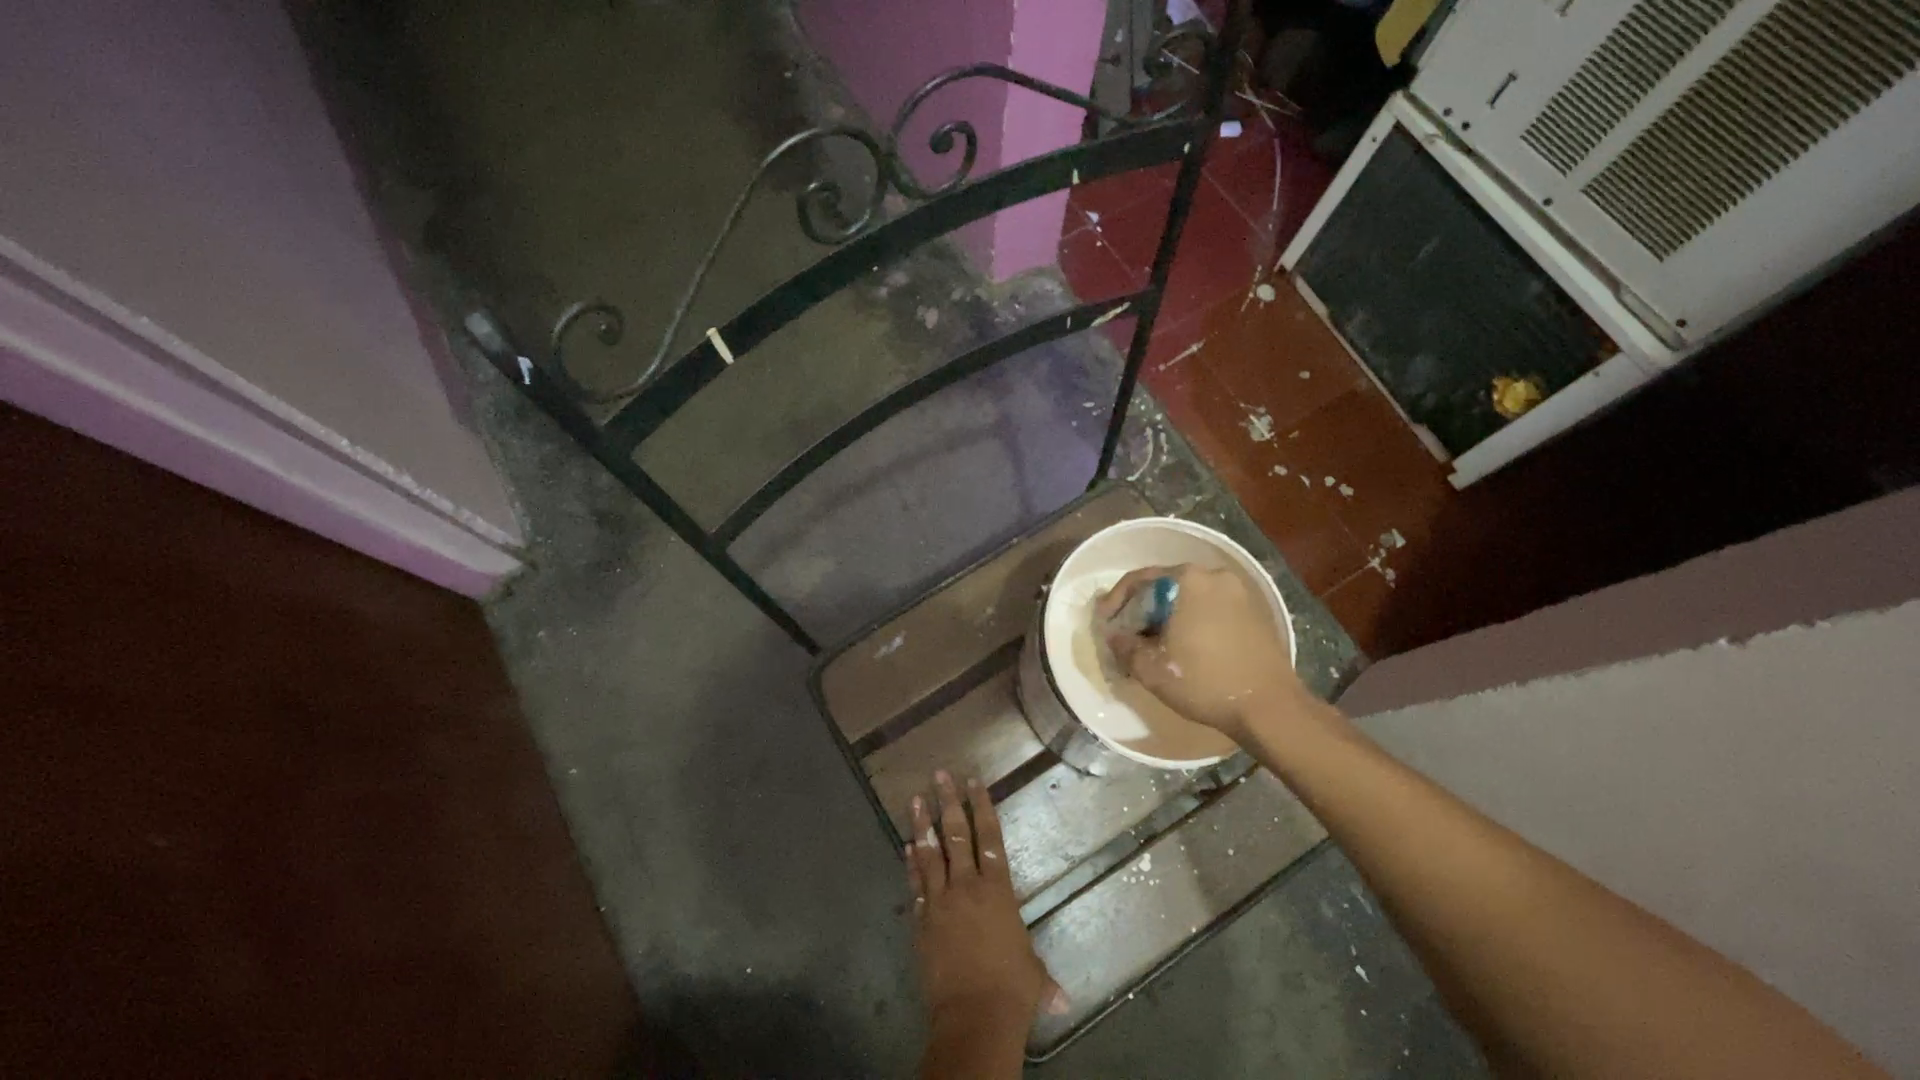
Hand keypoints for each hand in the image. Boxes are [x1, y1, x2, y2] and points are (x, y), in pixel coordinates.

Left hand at [907, 772, 1064, 1038]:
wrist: (973, 1014)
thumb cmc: (1012, 989)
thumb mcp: (1032, 975)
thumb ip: (1042, 977)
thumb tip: (1064, 1000)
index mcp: (998, 890)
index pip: (990, 837)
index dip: (982, 806)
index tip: (974, 780)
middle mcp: (967, 887)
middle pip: (955, 835)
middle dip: (947, 802)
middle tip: (939, 775)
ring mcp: (940, 902)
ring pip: (929, 854)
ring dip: (921, 825)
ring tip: (914, 800)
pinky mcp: (921, 922)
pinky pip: (915, 885)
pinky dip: (911, 865)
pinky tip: (906, 848)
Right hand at [1097, 564, 1306, 739]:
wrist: (1269, 706)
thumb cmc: (1205, 682)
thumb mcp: (1152, 669)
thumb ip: (1124, 646)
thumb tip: (1115, 635)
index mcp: (1188, 580)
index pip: (1140, 579)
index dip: (1116, 600)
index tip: (1106, 622)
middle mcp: (1215, 576)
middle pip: (1166, 585)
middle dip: (1143, 608)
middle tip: (1128, 634)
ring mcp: (1239, 592)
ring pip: (1191, 597)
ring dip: (1169, 615)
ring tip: (1155, 643)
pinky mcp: (1255, 612)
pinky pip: (1212, 608)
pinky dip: (1194, 620)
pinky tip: (1187, 646)